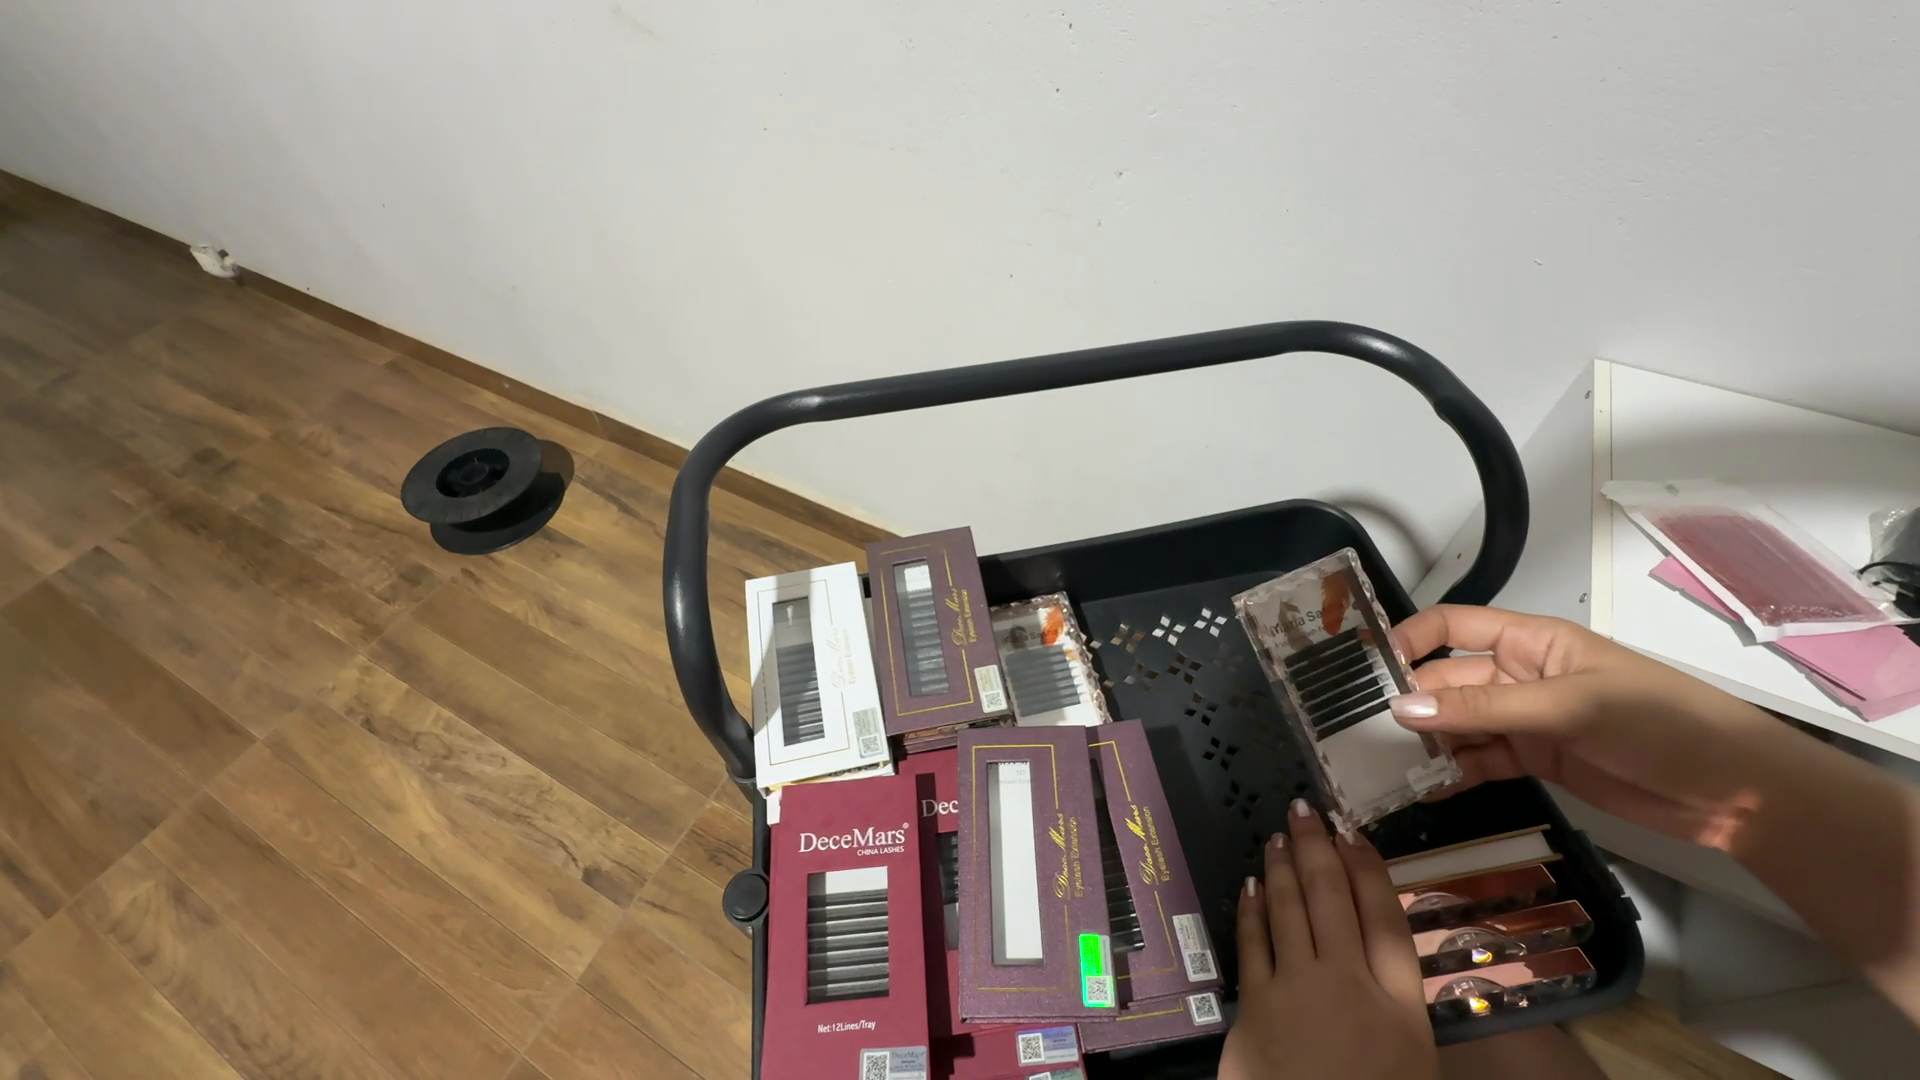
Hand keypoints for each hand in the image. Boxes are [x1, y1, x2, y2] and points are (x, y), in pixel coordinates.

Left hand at [1220, 799, 1438, 1079]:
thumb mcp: (1410, 1063)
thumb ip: (1392, 1005)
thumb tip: (1377, 957)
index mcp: (1399, 1006)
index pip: (1385, 918)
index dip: (1368, 868)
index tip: (1352, 831)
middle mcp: (1348, 985)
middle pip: (1332, 900)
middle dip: (1316, 849)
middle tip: (1303, 810)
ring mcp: (1297, 991)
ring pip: (1287, 911)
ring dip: (1280, 868)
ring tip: (1276, 836)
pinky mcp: (1254, 1006)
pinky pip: (1252, 944)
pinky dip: (1250, 910)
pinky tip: (1248, 885)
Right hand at [1387, 604, 1790, 851]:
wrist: (1741, 795)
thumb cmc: (1659, 724)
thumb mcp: (1568, 707)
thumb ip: (1483, 708)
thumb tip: (1400, 709)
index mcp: (1530, 642)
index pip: (1451, 626)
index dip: (1409, 640)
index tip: (1368, 669)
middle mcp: (1519, 675)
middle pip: (1446, 680)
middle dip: (1411, 701)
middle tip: (1364, 729)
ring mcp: (1524, 720)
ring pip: (1458, 723)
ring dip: (1427, 740)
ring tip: (1384, 762)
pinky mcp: (1534, 760)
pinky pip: (1479, 760)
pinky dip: (1453, 772)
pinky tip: (1425, 787)